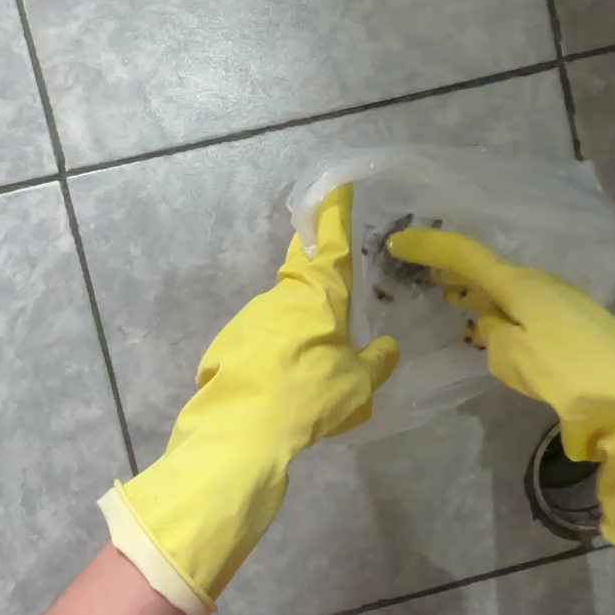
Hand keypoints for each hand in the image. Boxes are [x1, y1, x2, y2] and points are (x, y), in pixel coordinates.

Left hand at [99, 185, 399, 614]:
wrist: (242, 430)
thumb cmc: (311, 396)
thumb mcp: (360, 385)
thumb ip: (377, 363)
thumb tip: (387, 348)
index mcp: (318, 295)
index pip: (331, 243)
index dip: (335, 213)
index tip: (335, 185)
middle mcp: (281, 296)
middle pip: (302, 272)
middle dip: (316, 272)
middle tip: (330, 286)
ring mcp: (250, 317)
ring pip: (281, 311)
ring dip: (296, 327)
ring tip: (309, 367)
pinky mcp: (227, 342)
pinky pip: (259, 340)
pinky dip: (273, 353)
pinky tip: (280, 385)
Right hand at [387, 228, 614, 559]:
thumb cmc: (571, 373)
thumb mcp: (514, 358)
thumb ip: (493, 337)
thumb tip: (495, 326)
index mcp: (523, 285)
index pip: (467, 256)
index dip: (431, 247)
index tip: (398, 241)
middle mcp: (545, 284)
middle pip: (490, 270)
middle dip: (456, 271)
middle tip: (425, 275)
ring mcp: (567, 303)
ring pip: (510, 290)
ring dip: (481, 292)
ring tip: (455, 300)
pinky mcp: (581, 326)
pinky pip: (528, 308)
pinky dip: (504, 310)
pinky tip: (497, 327)